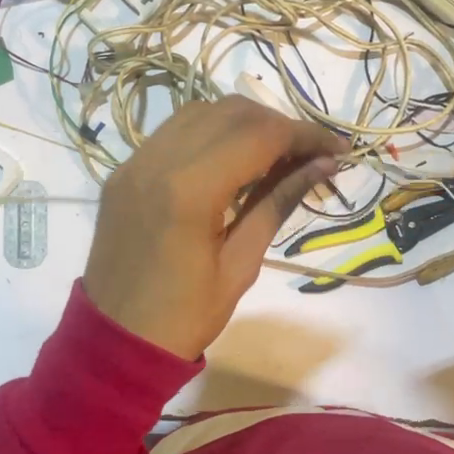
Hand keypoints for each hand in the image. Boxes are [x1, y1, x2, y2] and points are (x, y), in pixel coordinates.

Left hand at [85, 97, 344, 358]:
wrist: (114, 341)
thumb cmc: (184, 316)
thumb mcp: (241, 265)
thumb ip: (278, 203)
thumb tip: (323, 166)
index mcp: (189, 190)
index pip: (259, 135)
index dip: (305, 135)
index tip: (339, 149)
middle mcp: (157, 160)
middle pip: (232, 112)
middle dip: (279, 125)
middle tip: (311, 155)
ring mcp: (134, 162)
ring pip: (200, 112)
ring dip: (244, 123)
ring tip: (275, 156)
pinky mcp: (123, 171)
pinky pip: (173, 132)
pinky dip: (210, 134)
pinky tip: (231, 162)